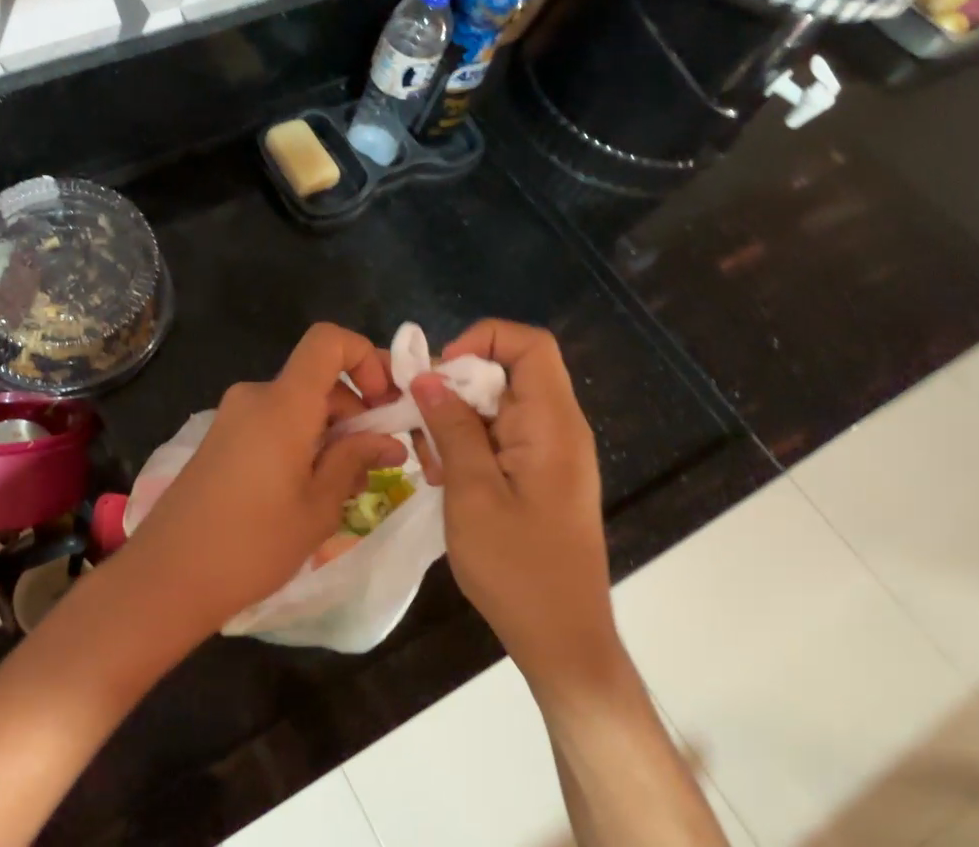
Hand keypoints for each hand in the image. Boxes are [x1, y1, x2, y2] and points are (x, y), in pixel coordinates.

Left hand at [117, 323, 408, 636]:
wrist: (167, 576)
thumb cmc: (252, 544)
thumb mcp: (318, 507)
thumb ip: (354, 461)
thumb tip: (389, 441)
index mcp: (282, 403)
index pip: (328, 340)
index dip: (365, 358)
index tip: (385, 403)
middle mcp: (255, 397)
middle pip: (317, 379)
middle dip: (357, 409)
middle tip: (382, 459)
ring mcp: (232, 418)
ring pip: (297, 405)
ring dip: (331, 431)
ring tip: (351, 485)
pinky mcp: (220, 441)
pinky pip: (273, 424)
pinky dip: (302, 442)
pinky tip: (313, 490)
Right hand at [412, 320, 616, 692]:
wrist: (561, 638)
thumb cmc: (517, 568)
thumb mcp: (472, 494)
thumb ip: (451, 429)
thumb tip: (427, 376)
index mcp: (552, 425)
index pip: (528, 344)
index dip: (481, 340)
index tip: (437, 374)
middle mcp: (557, 429)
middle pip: (505, 374)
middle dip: (453, 389)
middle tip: (417, 427)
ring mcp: (549, 454)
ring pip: (495, 408)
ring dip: (454, 423)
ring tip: (429, 463)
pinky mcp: (538, 477)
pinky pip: (499, 439)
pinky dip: (466, 448)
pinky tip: (443, 480)